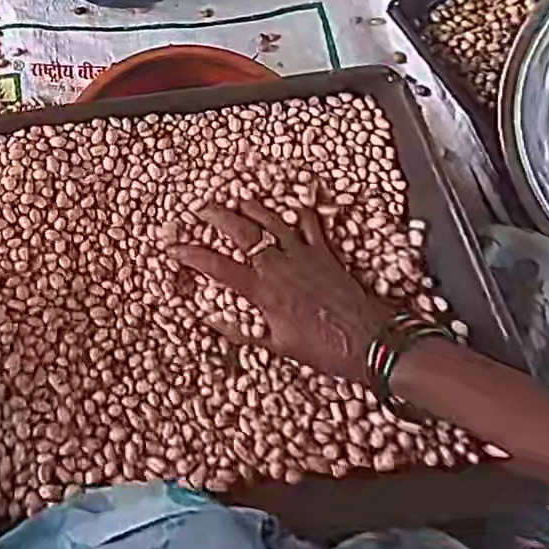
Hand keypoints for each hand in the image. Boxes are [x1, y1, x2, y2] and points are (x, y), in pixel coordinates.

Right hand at [169, 199, 394, 381]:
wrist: (374, 343)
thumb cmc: (326, 350)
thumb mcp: (279, 346)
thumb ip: (243, 332)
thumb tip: (211, 321)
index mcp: (263, 290)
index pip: (217, 266)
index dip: (192, 255)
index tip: (173, 248)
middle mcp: (278, 266)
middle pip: (241, 231)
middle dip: (217, 215)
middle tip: (202, 207)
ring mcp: (303, 255)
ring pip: (272, 221)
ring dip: (253, 207)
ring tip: (238, 198)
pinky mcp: (326, 254)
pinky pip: (312, 226)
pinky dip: (302, 213)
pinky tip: (294, 205)